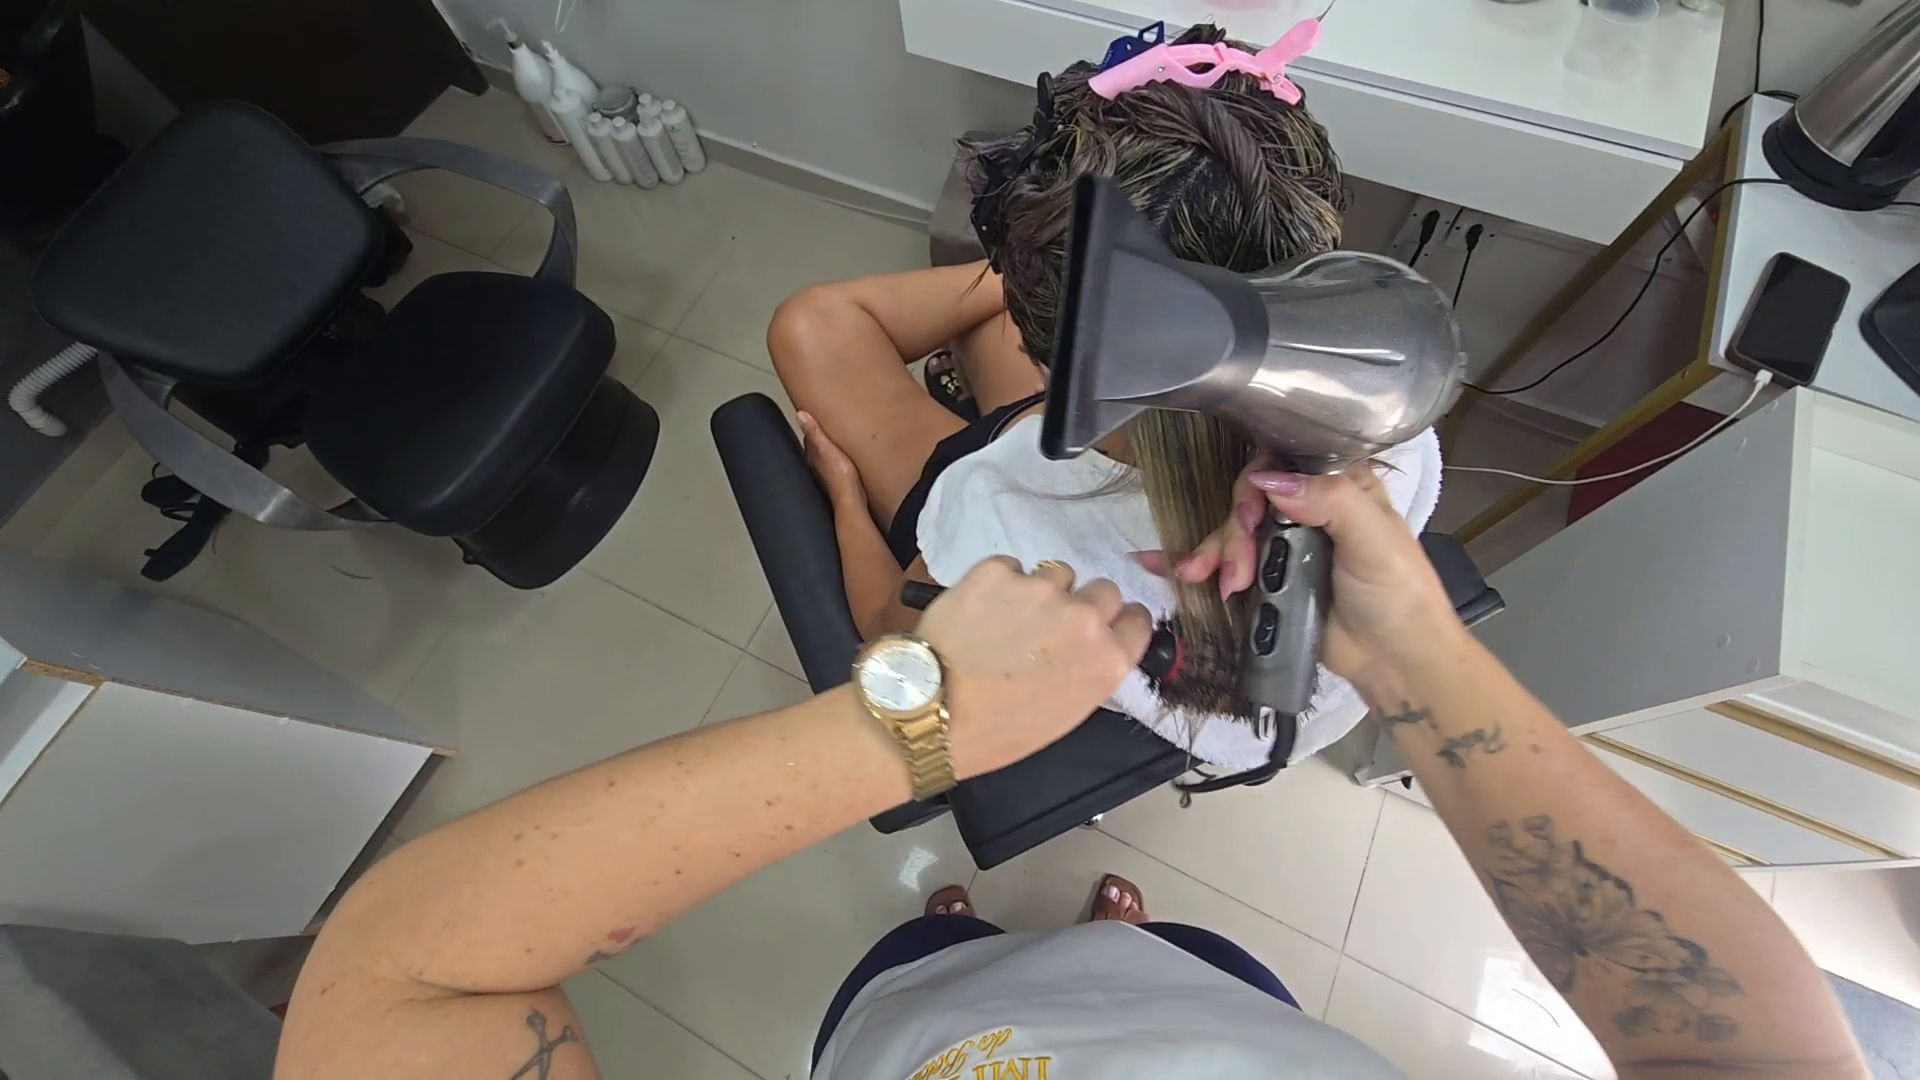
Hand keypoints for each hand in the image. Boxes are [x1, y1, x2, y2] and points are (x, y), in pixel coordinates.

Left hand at [798, 411, 861, 507]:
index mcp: (812, 455)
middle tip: (825, 426)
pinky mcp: (836, 479)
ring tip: (833, 439)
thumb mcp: (827, 449)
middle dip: (819, 437)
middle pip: (815, 447)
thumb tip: (800, 414)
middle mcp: (816, 464)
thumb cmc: (840, 475)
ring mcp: (826, 473)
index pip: (808, 437)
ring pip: (823, 456)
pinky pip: (833, 464)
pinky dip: (835, 458)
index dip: (812, 426)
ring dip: (826, 448)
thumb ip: (814, 432)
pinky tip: (841, 458)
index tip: (815, 416)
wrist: (851, 498)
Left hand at [915, 558, 1151, 777]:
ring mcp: (1039, 588)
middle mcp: (1083, 617)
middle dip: (1080, 604)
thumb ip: (1090, 668)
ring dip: (1039, 591)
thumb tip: (1091, 644)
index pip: (1137, 619)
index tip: (1100, 627)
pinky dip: (999, 583)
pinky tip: (979, 611)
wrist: (932, 714)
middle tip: (1047, 626)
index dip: (1117, 622)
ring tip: (1005, 620)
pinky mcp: (997, 569)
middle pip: (1103, 589)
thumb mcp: (1066, 711)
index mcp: (1108, 659)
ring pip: (1056, 573)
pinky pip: (1011, 566)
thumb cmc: (999, 729)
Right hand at [1140, 463, 1458, 681]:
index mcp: (1338, 488)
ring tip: (1205, 580)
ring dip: (1212, 553)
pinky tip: (1156, 563)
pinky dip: (1187, 561)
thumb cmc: (1397, 594)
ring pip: (1230, 532)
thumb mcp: (1374, 540)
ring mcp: (1280, 546)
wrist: (1391, 663)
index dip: (1257, 481)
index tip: (1250, 512)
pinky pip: (1219, 563)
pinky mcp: (1262, 579)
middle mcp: (1305, 510)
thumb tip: (1267, 481)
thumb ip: (1330, 501)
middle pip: (1247, 500)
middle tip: (1238, 569)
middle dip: (1233, 532)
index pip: (1284, 463)